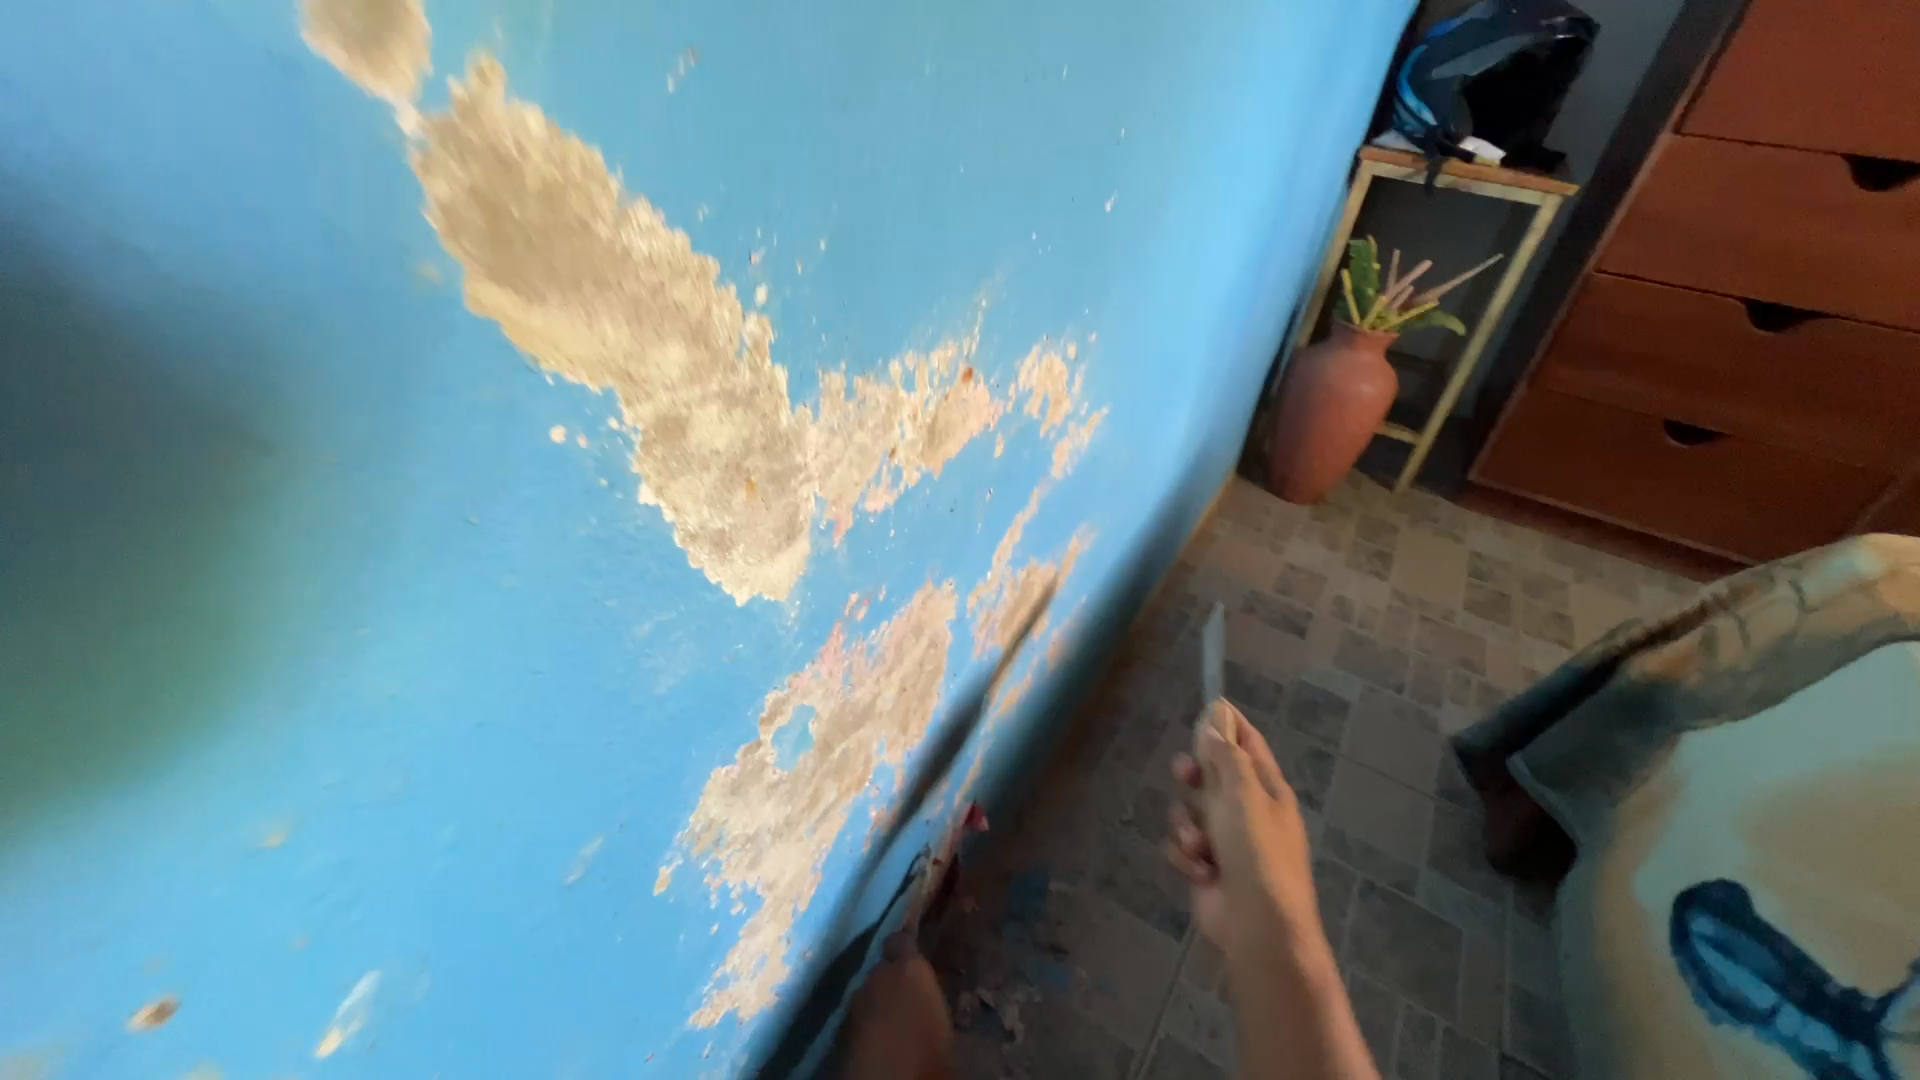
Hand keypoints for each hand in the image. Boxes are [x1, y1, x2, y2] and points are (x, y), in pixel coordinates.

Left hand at [840, 932, 953, 1079]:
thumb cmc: (931, 1053)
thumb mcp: (943, 1019)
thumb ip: (931, 994)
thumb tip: (928, 989)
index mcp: (908, 969)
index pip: (899, 939)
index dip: (904, 947)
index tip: (913, 957)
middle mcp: (878, 976)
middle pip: (882, 967)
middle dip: (891, 976)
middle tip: (905, 994)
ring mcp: (857, 1000)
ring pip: (868, 989)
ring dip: (877, 997)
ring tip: (892, 1017)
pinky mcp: (843, 1026)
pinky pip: (858, 1013)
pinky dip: (867, 1019)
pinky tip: (878, 1035)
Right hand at [1164, 700, 1320, 952]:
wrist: (1258, 925)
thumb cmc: (1257, 851)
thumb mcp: (1243, 794)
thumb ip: (1226, 754)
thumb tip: (1215, 718)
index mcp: (1267, 789)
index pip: (1249, 742)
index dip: (1229, 723)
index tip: (1207, 705)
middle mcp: (1247, 810)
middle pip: (1211, 773)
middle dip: (1194, 775)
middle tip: (1187, 774)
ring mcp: (1226, 840)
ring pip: (1188, 809)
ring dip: (1187, 825)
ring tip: (1200, 846)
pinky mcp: (1205, 865)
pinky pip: (1181, 843)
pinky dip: (1185, 855)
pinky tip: (1199, 870)